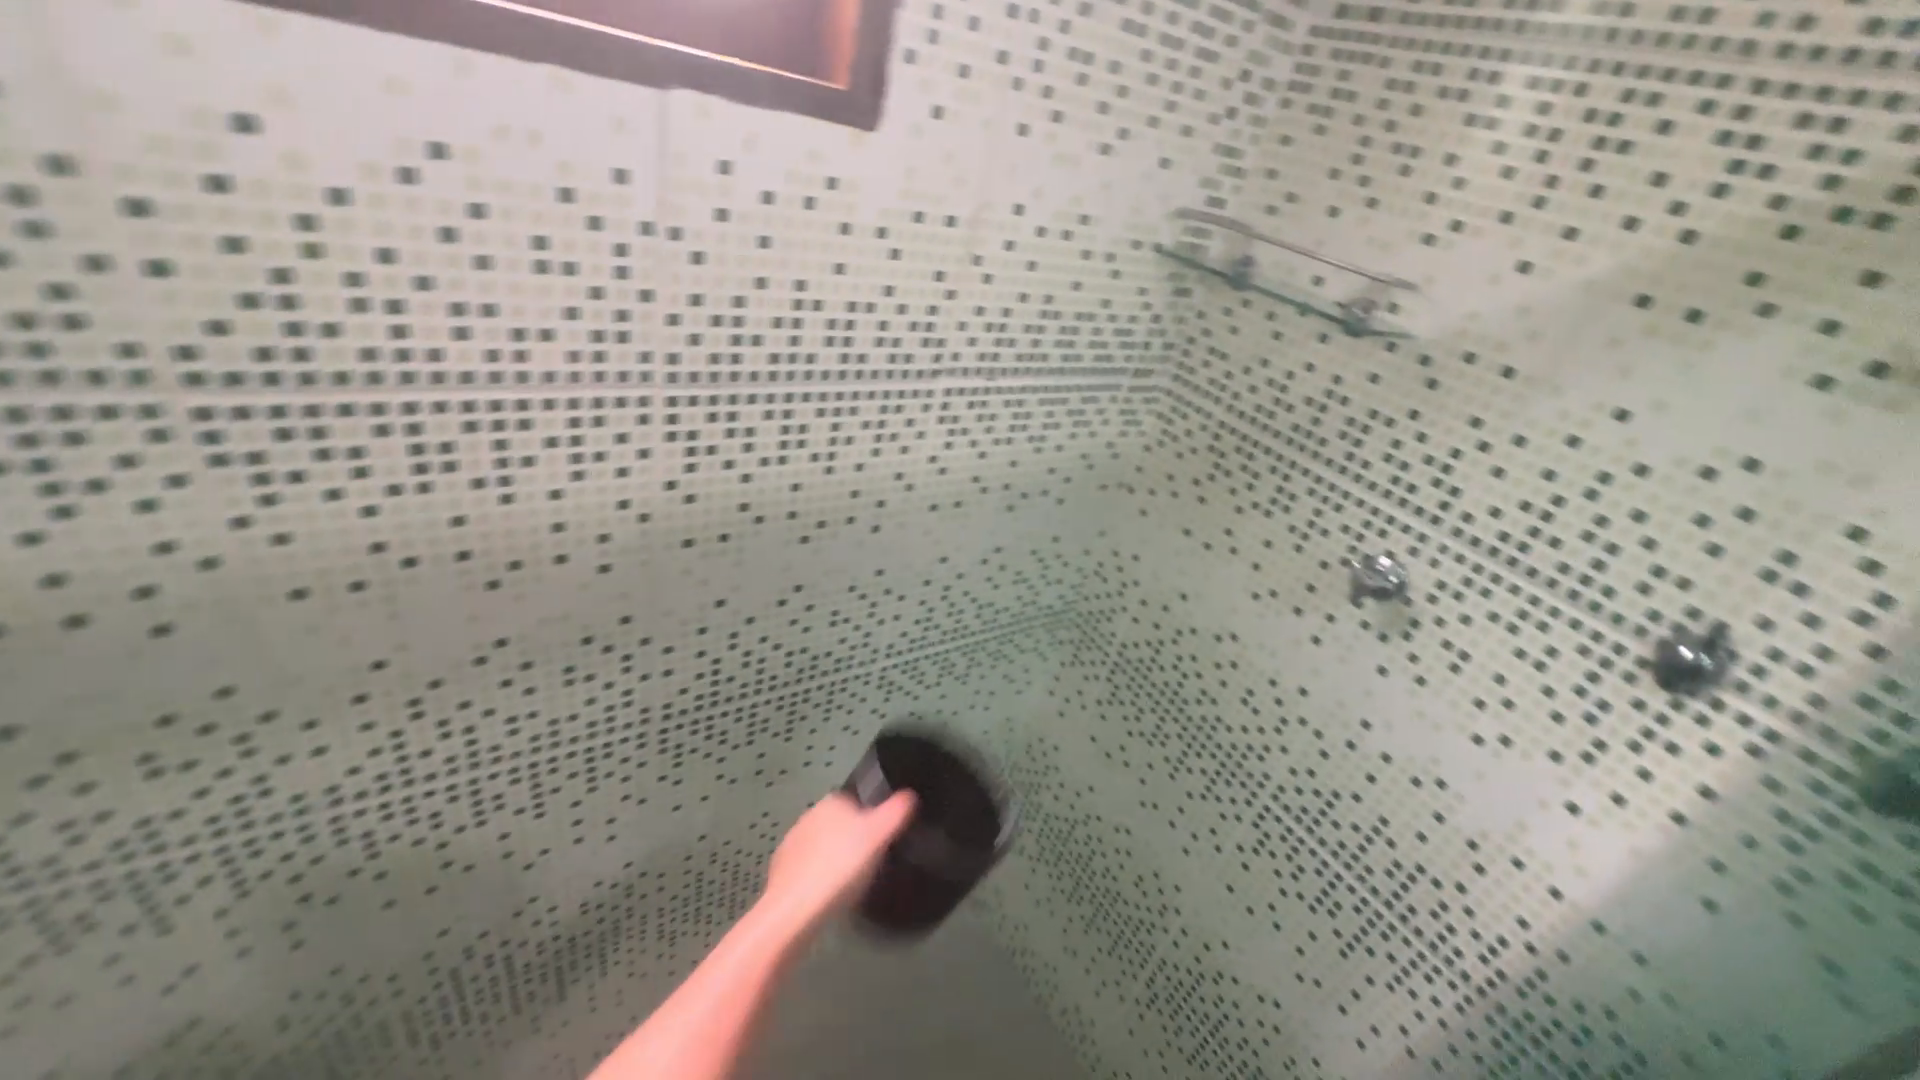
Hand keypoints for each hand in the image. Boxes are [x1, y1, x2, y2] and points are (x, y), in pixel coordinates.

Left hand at [761, 791, 915, 929]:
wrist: (796, 909)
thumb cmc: (840, 868)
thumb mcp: (879, 836)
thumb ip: (896, 812)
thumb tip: (909, 795)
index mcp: (832, 801)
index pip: (857, 803)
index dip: (871, 822)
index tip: (880, 842)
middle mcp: (809, 816)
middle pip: (839, 825)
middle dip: (853, 841)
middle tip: (868, 864)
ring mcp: (792, 843)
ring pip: (823, 847)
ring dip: (835, 860)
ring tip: (850, 883)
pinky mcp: (781, 870)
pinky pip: (808, 869)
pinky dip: (819, 879)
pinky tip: (829, 895)